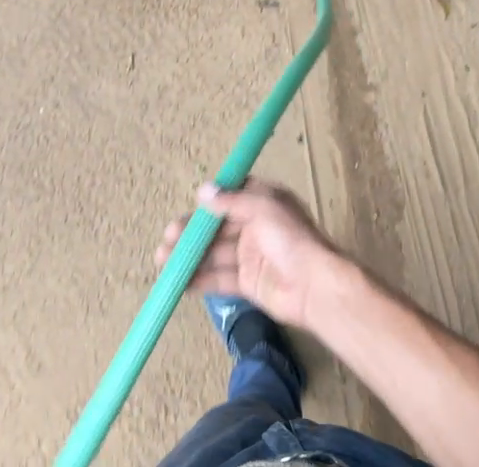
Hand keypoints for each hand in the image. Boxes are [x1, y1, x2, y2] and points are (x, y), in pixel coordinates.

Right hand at [154, 179, 347, 328]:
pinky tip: (180, 282)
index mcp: (263, 203)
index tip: (190, 207)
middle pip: (217, 228)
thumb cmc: (291, 239)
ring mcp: (251, 256)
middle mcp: (255, 227)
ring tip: (162, 260)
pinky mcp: (248, 282)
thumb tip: (202, 190)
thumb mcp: (263, 208)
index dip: (208, 202)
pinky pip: (219, 278)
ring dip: (189, 257)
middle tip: (167, 239)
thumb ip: (231, 200)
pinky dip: (199, 279)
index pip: (230, 197)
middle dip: (191, 233)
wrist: (316, 286)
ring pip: (214, 253)